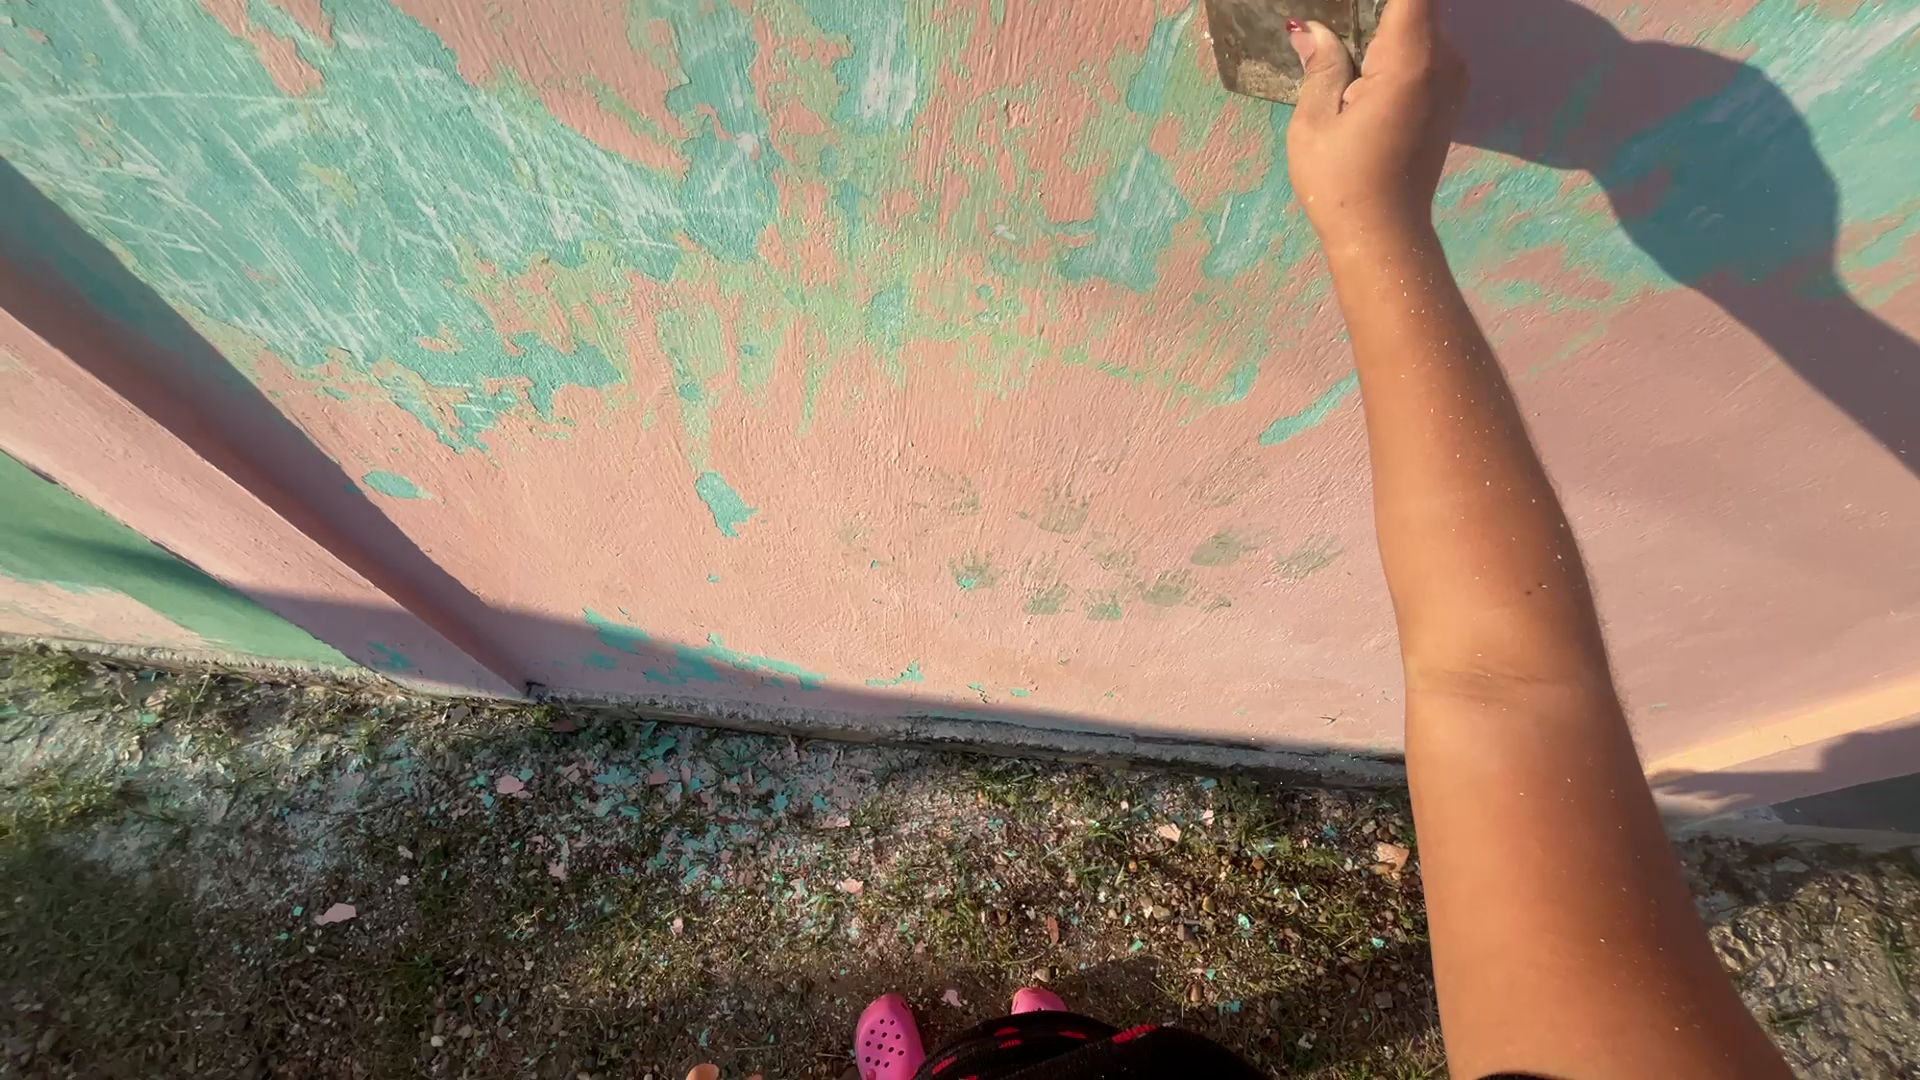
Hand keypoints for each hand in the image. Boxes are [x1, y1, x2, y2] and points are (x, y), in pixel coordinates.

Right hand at [1285, 0, 1468, 246]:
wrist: (1382, 234)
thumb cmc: (1340, 183)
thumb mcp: (1314, 125)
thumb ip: (1320, 67)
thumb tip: (1312, 29)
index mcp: (1411, 57)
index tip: (1346, 9)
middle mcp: (1446, 57)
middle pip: (1415, 8)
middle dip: (1373, 15)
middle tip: (1333, 37)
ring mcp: (1454, 78)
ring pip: (1420, 29)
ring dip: (1384, 36)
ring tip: (1342, 63)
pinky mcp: (1450, 98)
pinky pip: (1425, 55)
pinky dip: (1396, 55)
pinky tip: (1362, 84)